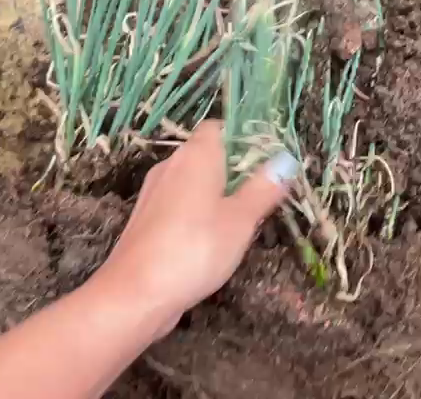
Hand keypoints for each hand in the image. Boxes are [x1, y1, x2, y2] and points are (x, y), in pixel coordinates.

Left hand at [88, 121, 296, 338]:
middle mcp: (173, 163)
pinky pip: (178, 202)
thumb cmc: (195, 248)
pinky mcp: (146, 216)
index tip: (264, 164)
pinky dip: (195, 212)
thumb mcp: (241, 220)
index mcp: (197, 153)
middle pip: (207, 153)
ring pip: (192, 180)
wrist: (135, 293)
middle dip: (233, 171)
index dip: (242, 140)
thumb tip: (285, 160)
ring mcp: (155, 190)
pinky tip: (207, 242)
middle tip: (258, 197)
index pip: (219, 127)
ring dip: (214, 194)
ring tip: (238, 222)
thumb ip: (264, 188)